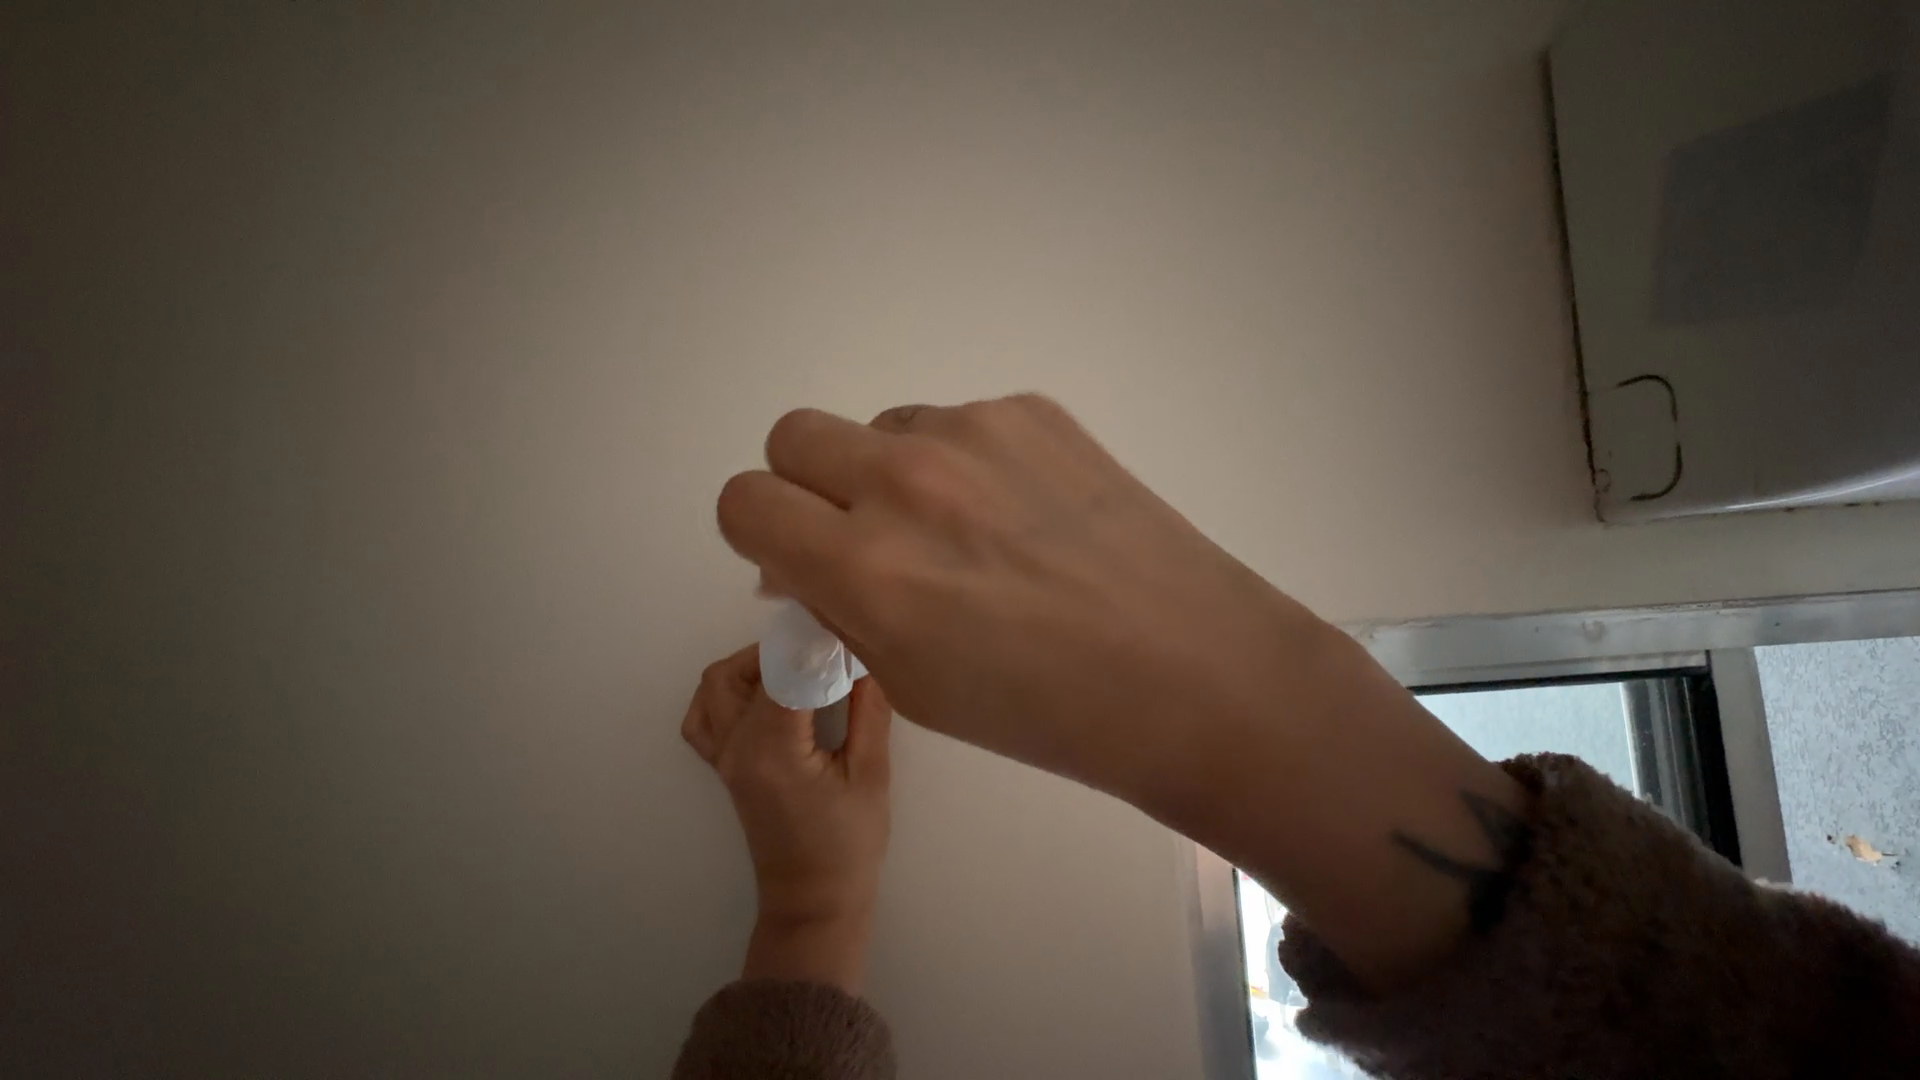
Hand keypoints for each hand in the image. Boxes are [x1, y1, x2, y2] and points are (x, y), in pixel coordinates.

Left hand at [682, 645, 892, 991]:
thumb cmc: (849, 843)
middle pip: (737, 671)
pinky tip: (761, 696)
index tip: (841, 625)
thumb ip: (868, 711)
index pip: (782, 672)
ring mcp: (722, 759)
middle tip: (824, 651)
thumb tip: (867, 658)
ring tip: (795, 669)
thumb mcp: (871, 774)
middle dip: (781, 649)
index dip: (811, 641)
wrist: (814, 901)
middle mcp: (736, 748)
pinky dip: (724, 693)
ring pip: (714, 686)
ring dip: (750, 665)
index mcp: (773, 750)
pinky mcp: (722, 768)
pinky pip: (704, 717)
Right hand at [717, 394, 1311, 801]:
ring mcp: (974, 432)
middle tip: (860, 531)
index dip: (760, 531)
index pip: (744, 502)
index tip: (794, 553)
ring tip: (966, 531)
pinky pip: (957, 423)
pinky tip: (1023, 513)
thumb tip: (798, 559)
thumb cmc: (1045, 710)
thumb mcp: (913, 685)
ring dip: (892, 472)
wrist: (1188, 670)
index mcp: (866, 567)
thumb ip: (839, 607)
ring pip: (881, 425)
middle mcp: (906, 481)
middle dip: (807, 485)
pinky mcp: (1031, 410)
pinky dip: (963, 461)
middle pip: (793, 435)